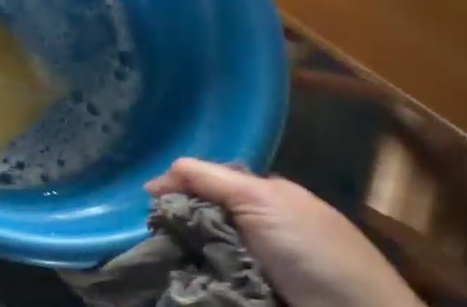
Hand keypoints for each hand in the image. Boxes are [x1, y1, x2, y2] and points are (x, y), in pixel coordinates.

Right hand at [147, 159, 422, 306]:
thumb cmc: (314, 254)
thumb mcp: (258, 200)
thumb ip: (204, 177)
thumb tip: (152, 184)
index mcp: (269, 194)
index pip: (207, 179)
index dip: (179, 187)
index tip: (155, 204)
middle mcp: (267, 223)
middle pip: (204, 213)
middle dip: (181, 221)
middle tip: (160, 232)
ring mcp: (267, 260)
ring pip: (209, 244)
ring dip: (189, 249)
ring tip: (169, 254)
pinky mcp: (264, 289)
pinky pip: (221, 272)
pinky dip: (203, 271)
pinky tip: (192, 271)